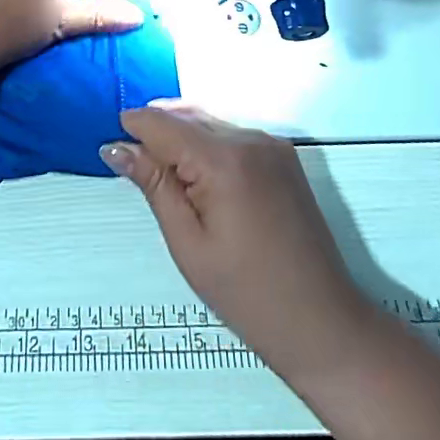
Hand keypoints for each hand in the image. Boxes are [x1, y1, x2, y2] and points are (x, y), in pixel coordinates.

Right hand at [102, 104, 373, 377]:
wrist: (324, 324)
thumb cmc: (247, 293)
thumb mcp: (187, 243)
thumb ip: (153, 185)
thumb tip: (114, 146)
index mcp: (224, 160)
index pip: (161, 121)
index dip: (132, 130)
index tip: (115, 153)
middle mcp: (250, 138)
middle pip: (185, 115)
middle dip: (156, 135)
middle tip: (141, 176)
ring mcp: (272, 144)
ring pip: (208, 122)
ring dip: (182, 139)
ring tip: (173, 185)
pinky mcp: (284, 156)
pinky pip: (231, 135)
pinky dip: (208, 146)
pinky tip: (203, 183)